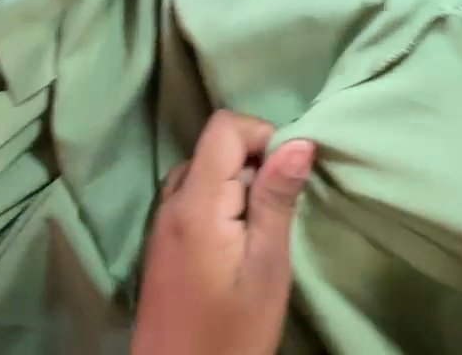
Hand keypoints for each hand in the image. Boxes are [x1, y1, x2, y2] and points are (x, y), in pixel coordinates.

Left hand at [133, 111, 316, 354]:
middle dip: (253, 161)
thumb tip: (299, 140)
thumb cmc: (231, 335)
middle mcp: (172, 201)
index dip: (261, 134)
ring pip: (206, 168)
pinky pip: (194, 194)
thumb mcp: (266, 268)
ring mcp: (162, 221)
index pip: (225, 127)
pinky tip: (237, 241)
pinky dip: (222, 200)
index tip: (286, 173)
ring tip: (260, 227)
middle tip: (277, 208)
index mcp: (196, 203)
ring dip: (238, 181)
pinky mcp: (162, 241)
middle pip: (215, 145)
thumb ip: (277, 199)